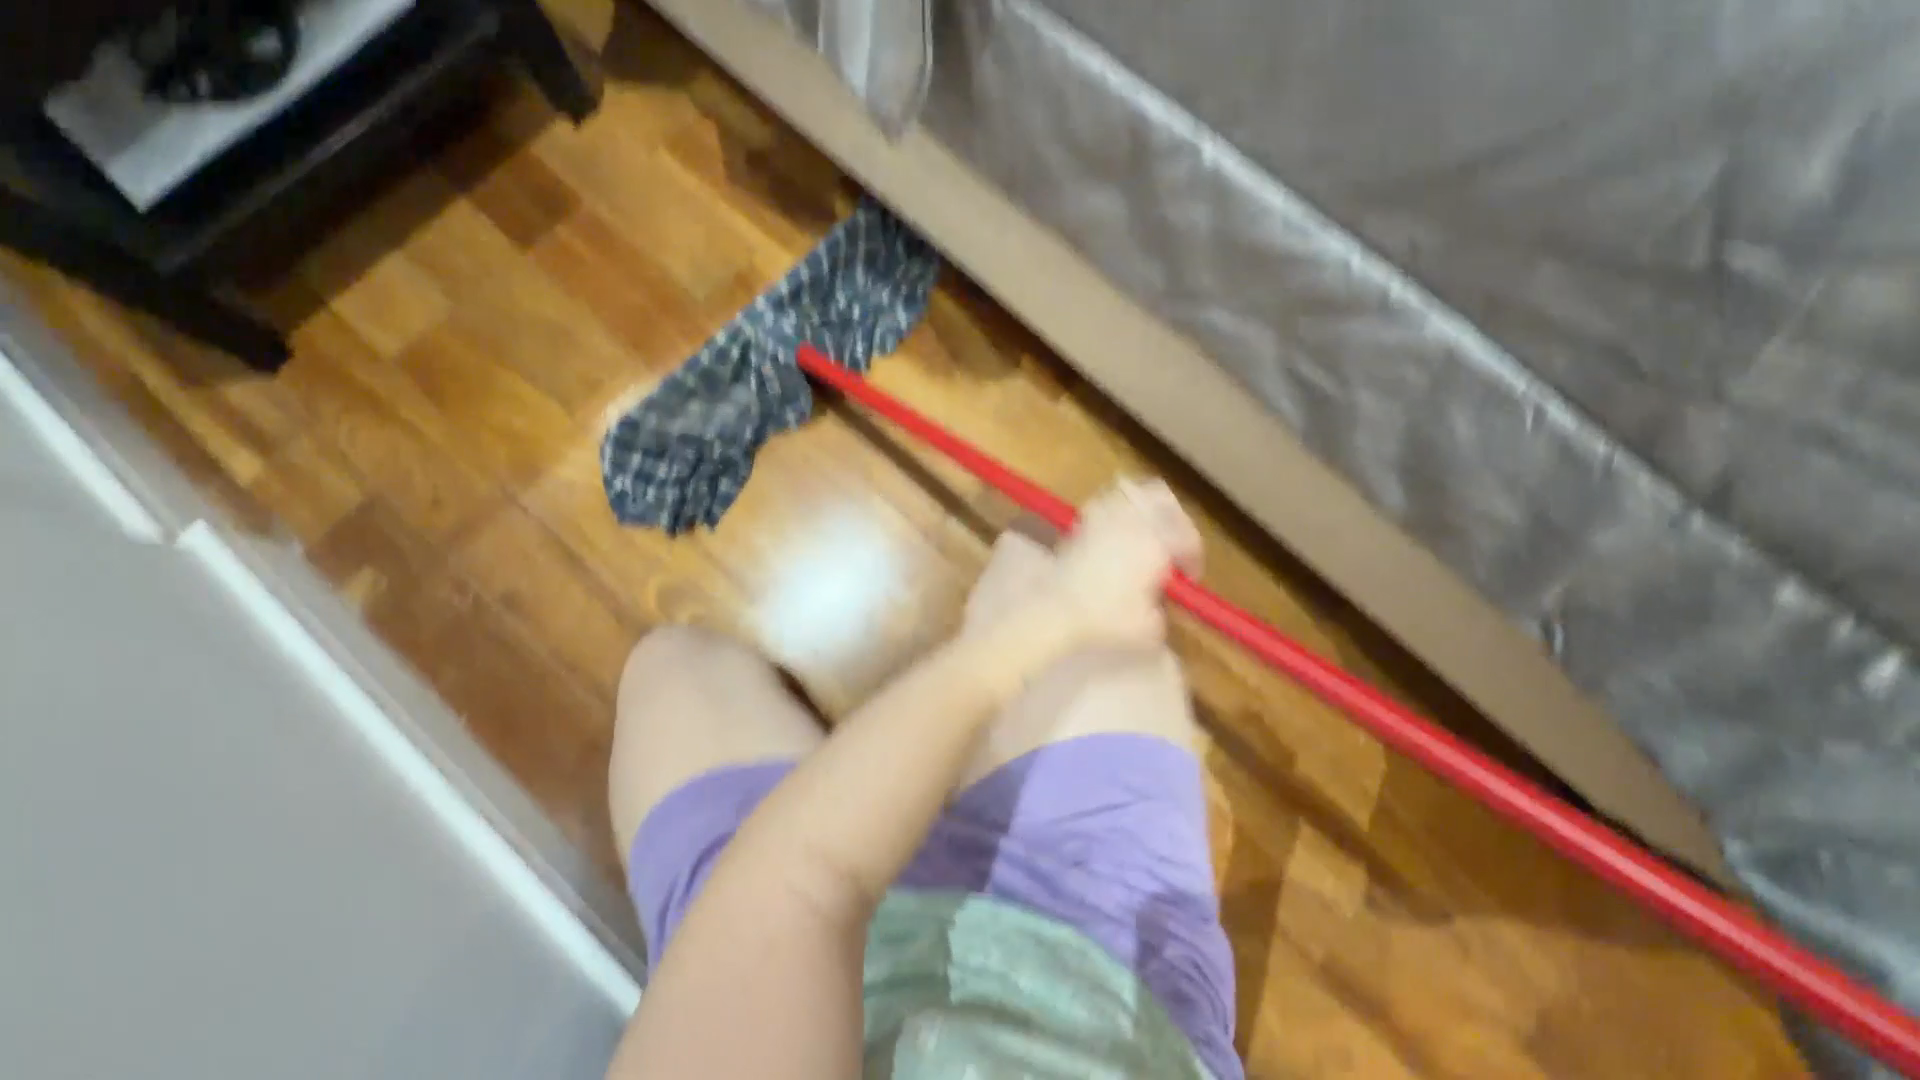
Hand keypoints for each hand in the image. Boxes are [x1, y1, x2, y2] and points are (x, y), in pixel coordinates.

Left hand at [1042, 478, 1202, 651]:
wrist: (1057, 610)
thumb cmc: (1108, 620)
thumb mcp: (1150, 627)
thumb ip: (1164, 610)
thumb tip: (1161, 602)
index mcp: (1157, 543)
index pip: (1188, 538)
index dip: (1194, 557)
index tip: (1188, 577)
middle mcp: (1134, 522)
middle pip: (1166, 502)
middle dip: (1177, 521)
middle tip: (1175, 545)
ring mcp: (1106, 517)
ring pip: (1137, 494)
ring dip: (1149, 509)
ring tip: (1148, 532)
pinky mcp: (1083, 522)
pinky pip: (1108, 501)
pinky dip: (1119, 509)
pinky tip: (1118, 529)